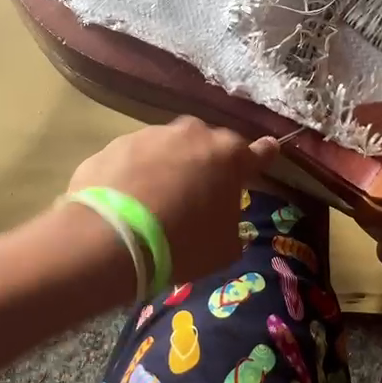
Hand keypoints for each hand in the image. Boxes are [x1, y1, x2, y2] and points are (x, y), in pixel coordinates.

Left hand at [67, 117, 278, 281]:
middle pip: (206, 146)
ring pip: (167, 149)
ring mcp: (151, 134)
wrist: (111, 238)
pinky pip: (133, 160)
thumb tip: (225, 220)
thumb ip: (232, 226)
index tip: (270, 149)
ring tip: (154, 204)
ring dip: (167, 169)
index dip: (264, 155)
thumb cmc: (181, 243)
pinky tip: (125, 203)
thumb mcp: (223, 248)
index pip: (258, 152)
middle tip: (196, 196)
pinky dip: (134, 176)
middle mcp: (193, 134)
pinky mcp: (116, 144)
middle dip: (205, 165)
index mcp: (229, 156)